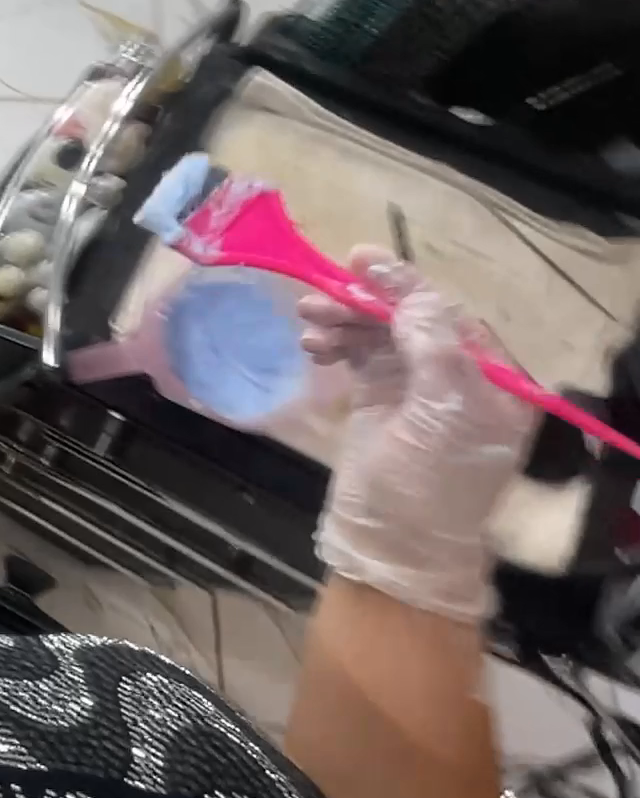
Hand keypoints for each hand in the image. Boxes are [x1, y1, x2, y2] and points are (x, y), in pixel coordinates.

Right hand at [298, 246, 536, 620]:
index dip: (406, 286)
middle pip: (408, 321)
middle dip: (363, 305)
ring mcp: (414, 388)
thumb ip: (435, 353)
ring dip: (341, 324)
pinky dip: (334, 345)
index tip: (359, 259)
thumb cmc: (426, 484)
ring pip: (377, 336)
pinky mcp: (377, 398)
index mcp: (492, 382)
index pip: (449, 317)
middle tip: (316, 295)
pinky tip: (313, 348)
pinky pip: (356, 355)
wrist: (391, 538)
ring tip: (305, 323)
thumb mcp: (441, 417)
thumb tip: (414, 297)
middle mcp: (457, 378)